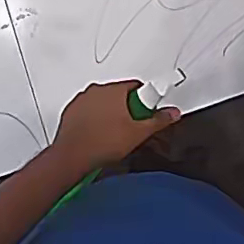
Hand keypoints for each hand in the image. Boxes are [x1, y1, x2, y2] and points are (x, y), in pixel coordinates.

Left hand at [52, 81, 181, 169]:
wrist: (72, 157)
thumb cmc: (101, 143)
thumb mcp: (138, 133)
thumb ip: (159, 120)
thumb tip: (171, 113)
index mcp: (113, 90)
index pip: (137, 86)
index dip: (145, 101)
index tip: (146, 113)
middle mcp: (96, 90)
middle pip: (120, 93)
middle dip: (128, 108)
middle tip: (131, 127)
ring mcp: (81, 100)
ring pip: (103, 102)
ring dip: (110, 113)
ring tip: (114, 134)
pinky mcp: (71, 112)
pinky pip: (88, 110)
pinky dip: (94, 119)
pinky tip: (99, 136)